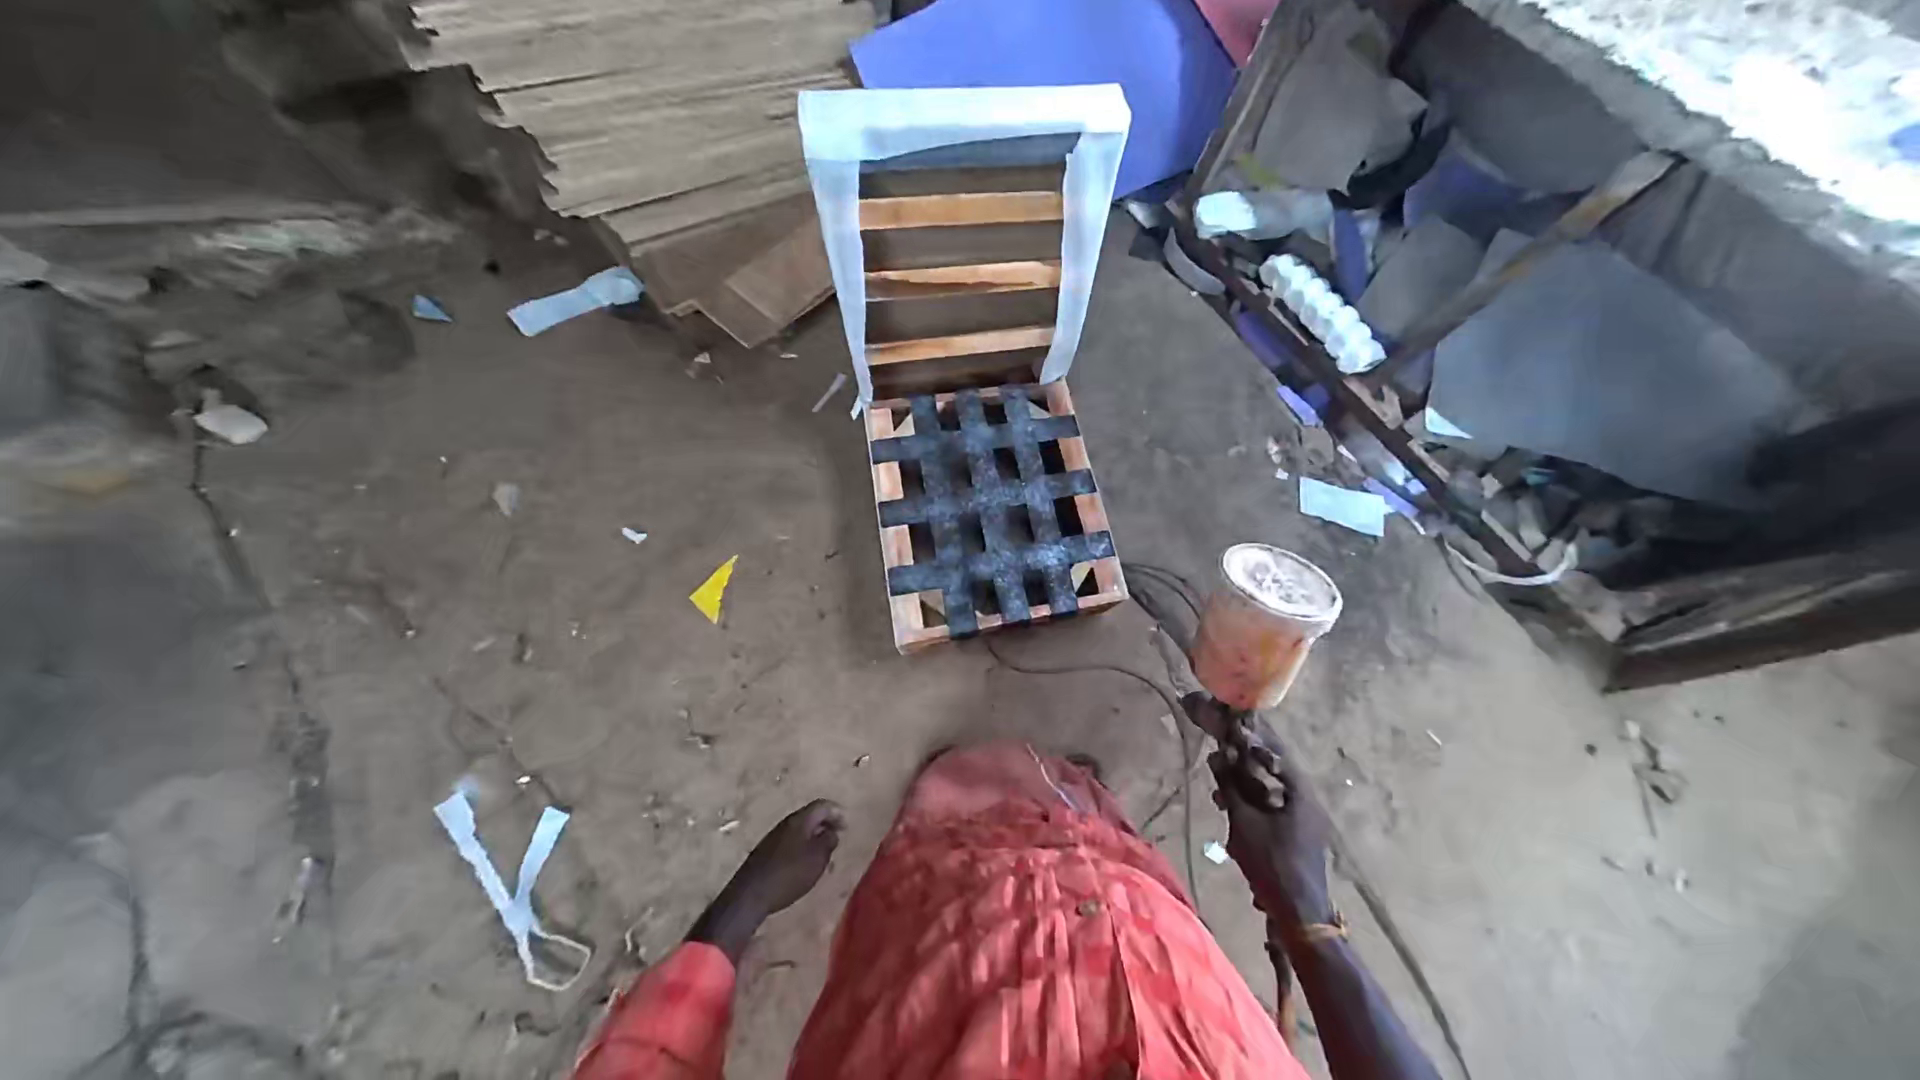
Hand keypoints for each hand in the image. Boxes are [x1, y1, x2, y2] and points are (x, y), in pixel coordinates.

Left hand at [688, 800, 843, 961]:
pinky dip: (801, 847)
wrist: (750, 895)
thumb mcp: (817, 858)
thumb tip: (831, 831)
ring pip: (799, 830)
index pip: (822, 805)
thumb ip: (828, 841)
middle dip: (825, 824)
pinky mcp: (764, 853)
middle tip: (836, 838)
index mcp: (799, 820)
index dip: (837, 813)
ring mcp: (772, 838)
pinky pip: (789, 842)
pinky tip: (802, 864)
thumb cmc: (789, 874)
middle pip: (809, 816)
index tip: (846, 827)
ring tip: (822, 853)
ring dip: (812, 837)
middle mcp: (785, 824)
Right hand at [1209, 735, 1333, 930]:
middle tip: (1222, 748)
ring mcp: (1305, 818)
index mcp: (1301, 793)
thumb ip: (1229, 786)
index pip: (1276, 752)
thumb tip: (1216, 756)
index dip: (1252, 738)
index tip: (1230, 727)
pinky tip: (1229, 803)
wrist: (1300, 912)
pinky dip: (1253, 799)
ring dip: (1245, 782)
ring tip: (1219, 780)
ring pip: (1272, 788)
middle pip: (1274, 769)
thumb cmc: (1272, 862)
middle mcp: (1308, 800)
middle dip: (1246, 760)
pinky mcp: (1298, 833)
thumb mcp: (1244, 821)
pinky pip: (1273, 805)